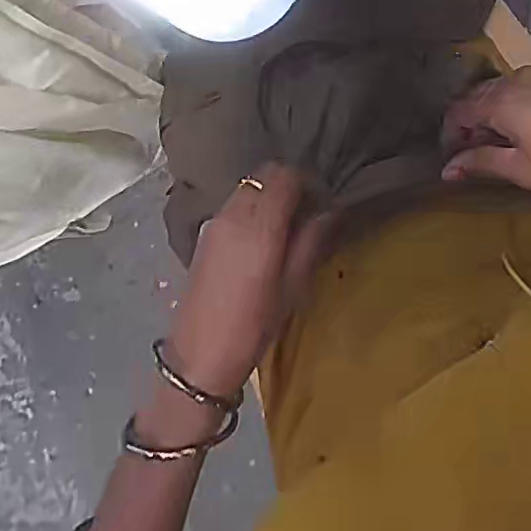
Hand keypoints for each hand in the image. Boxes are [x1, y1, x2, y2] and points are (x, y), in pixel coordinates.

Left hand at [166, 163, 330, 396]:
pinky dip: (252, 206)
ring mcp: (214, 221)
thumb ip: (311, 242)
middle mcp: (233, 214)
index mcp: (258, 227)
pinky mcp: (203, 233)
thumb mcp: (293, 287)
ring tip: (286, 225)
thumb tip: (331, 210)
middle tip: (307, 210)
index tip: (322, 201)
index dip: (308, 181)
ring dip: (269, 194)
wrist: (200, 356)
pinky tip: (262, 236)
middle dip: (289, 183)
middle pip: (264, 175)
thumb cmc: (254, 325)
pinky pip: (234, 203)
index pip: (284, 176)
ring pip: (248, 187)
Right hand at [441, 67, 530, 207]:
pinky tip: (528, 128)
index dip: (449, 135)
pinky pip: (525, 87)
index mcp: (500, 99)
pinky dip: (515, 105)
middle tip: (472, 154)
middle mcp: (515, 78)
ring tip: (501, 143)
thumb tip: (446, 169)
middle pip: (477, 97)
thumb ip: (479, 162)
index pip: (457, 111)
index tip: (452, 159)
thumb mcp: (520, 169)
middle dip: (469, 123)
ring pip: (501, 90)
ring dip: (492, 113)